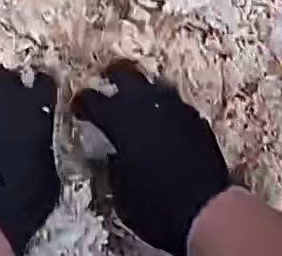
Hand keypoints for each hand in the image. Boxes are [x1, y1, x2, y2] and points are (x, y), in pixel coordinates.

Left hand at [0, 62, 60, 253]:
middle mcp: (14, 102)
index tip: (43, 83)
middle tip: (16, 89)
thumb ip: (46, 148)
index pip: (45, 82)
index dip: (44, 82)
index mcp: (40, 112)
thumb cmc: (26, 204)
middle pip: (16, 77)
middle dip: (17, 82)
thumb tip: (43, 144)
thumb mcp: (50, 175)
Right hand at [73, 64, 229, 255]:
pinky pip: (171, 100)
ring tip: (134, 95)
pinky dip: (161, 105)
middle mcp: (146, 103)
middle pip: (125, 75)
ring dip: (140, 88)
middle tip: (103, 78)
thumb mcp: (122, 193)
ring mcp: (172, 104)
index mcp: (120, 120)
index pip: (94, 101)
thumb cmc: (156, 206)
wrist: (203, 207)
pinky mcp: (192, 113)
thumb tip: (111, 154)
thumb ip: (113, 165)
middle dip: (111, 76)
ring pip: (151, 83)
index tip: (78, 105)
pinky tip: (160, 117)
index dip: (83, 102)